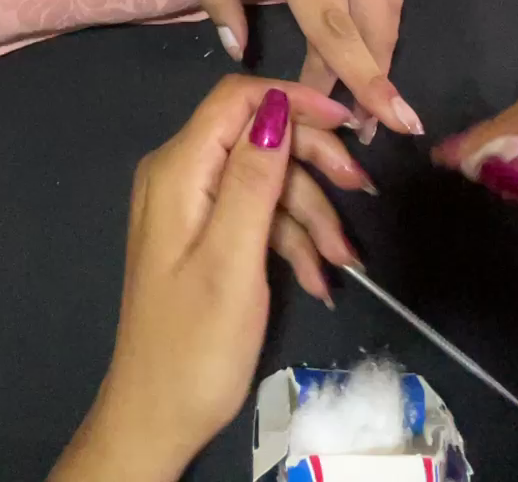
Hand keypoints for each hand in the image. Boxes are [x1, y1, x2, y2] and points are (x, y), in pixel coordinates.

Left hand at [51, 78, 341, 480]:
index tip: (348, 123)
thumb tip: (277, 105)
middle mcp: (181, 172)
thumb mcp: (232, 260)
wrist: (156, 416)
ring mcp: (193, 202)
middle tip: (361, 189)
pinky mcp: (206, 230)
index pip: (237, 99)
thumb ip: (251, 179)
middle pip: (257, 136)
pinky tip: (319, 278)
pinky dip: (290, 239)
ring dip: (309, 214)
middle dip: (311, 163)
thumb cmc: (195, 344)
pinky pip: (255, 213)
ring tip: (343, 261)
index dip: (294, 100)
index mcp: (178, 169)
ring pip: (265, 179)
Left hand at [193, 0, 415, 138]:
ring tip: (370, 98)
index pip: (337, 32)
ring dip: (384, 61)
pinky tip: (369, 44)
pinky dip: (385, 30)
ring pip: (389, 16)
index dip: (365, 81)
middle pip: (373, 35)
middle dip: (374, 86)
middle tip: (365, 130)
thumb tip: (239, 47)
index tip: (394, 123)